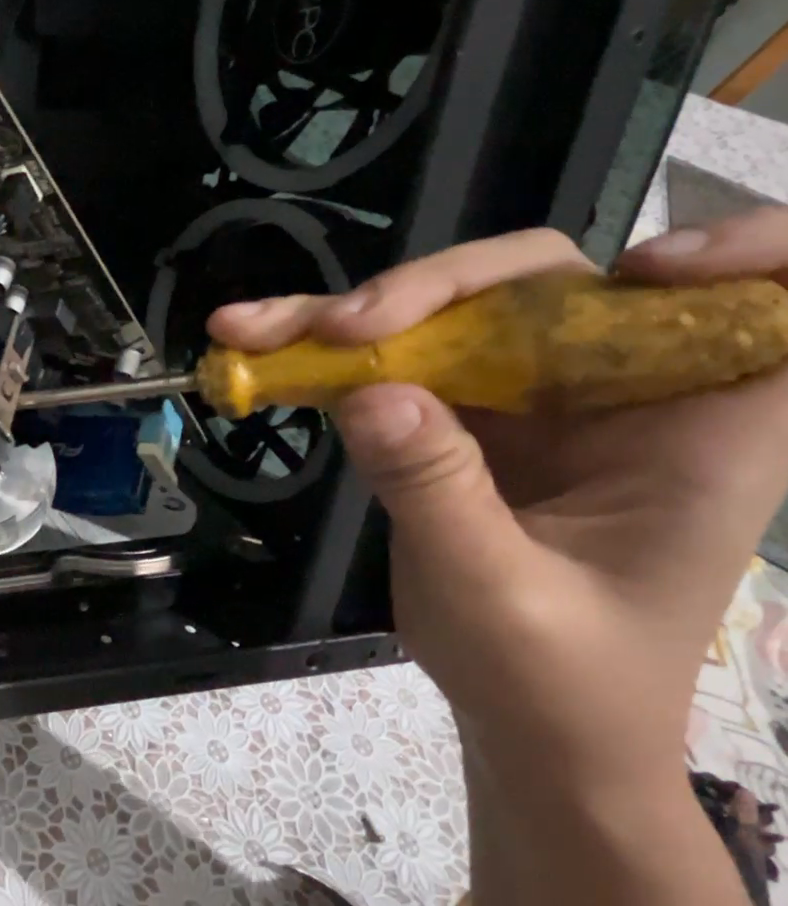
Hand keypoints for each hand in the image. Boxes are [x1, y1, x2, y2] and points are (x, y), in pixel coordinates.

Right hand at [207, 212, 787, 782]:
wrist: (527, 725)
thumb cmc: (556, 679)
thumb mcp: (498, 593)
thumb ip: (438, 491)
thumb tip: (368, 390)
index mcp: (695, 429)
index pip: (768, 305)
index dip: (740, 256)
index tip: (642, 271)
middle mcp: (615, 391)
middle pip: (542, 285)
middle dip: (436, 288)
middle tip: (341, 327)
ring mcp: (527, 397)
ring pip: (442, 311)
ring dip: (339, 314)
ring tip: (246, 331)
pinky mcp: (456, 412)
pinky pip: (389, 358)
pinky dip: (317, 353)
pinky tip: (255, 352)